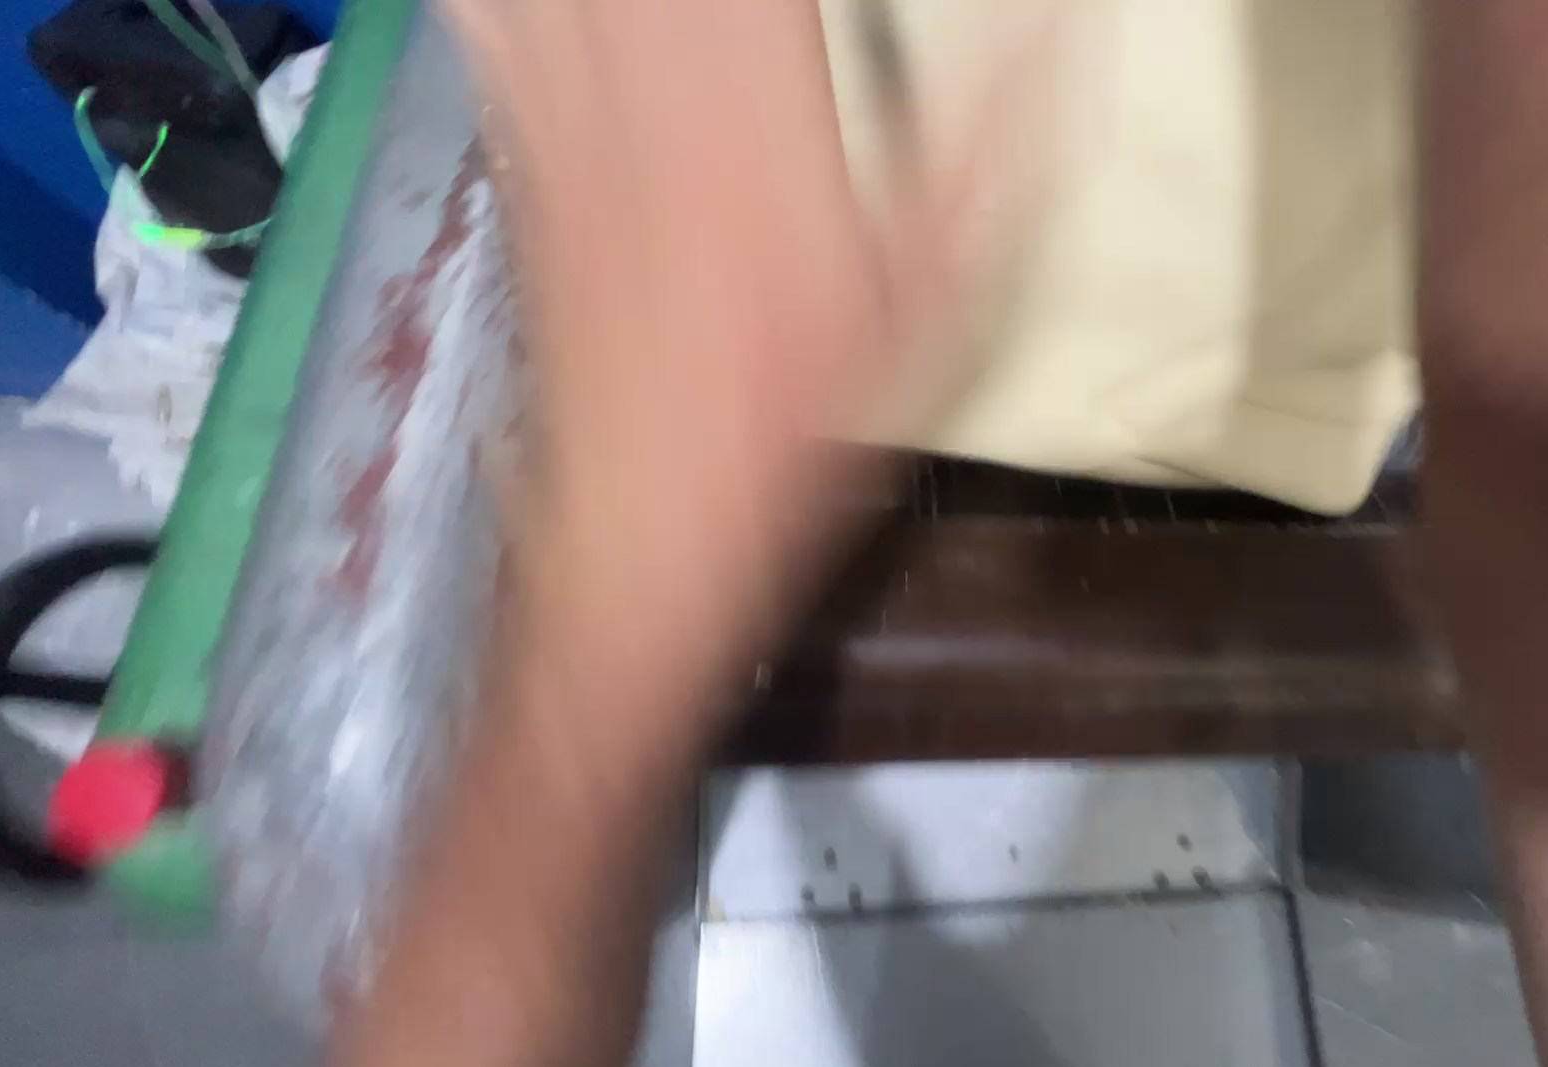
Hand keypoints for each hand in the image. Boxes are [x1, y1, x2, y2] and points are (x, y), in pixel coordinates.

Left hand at [442, 0, 1051, 692]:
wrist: (649, 533)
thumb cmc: (795, 437)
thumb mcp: (926, 317)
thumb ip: (990, 160)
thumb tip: (1059, 30)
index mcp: (774, 114)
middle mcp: (657, 87)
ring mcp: (572, 119)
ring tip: (693, 5)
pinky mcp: (526, 167)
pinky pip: (488, 18)